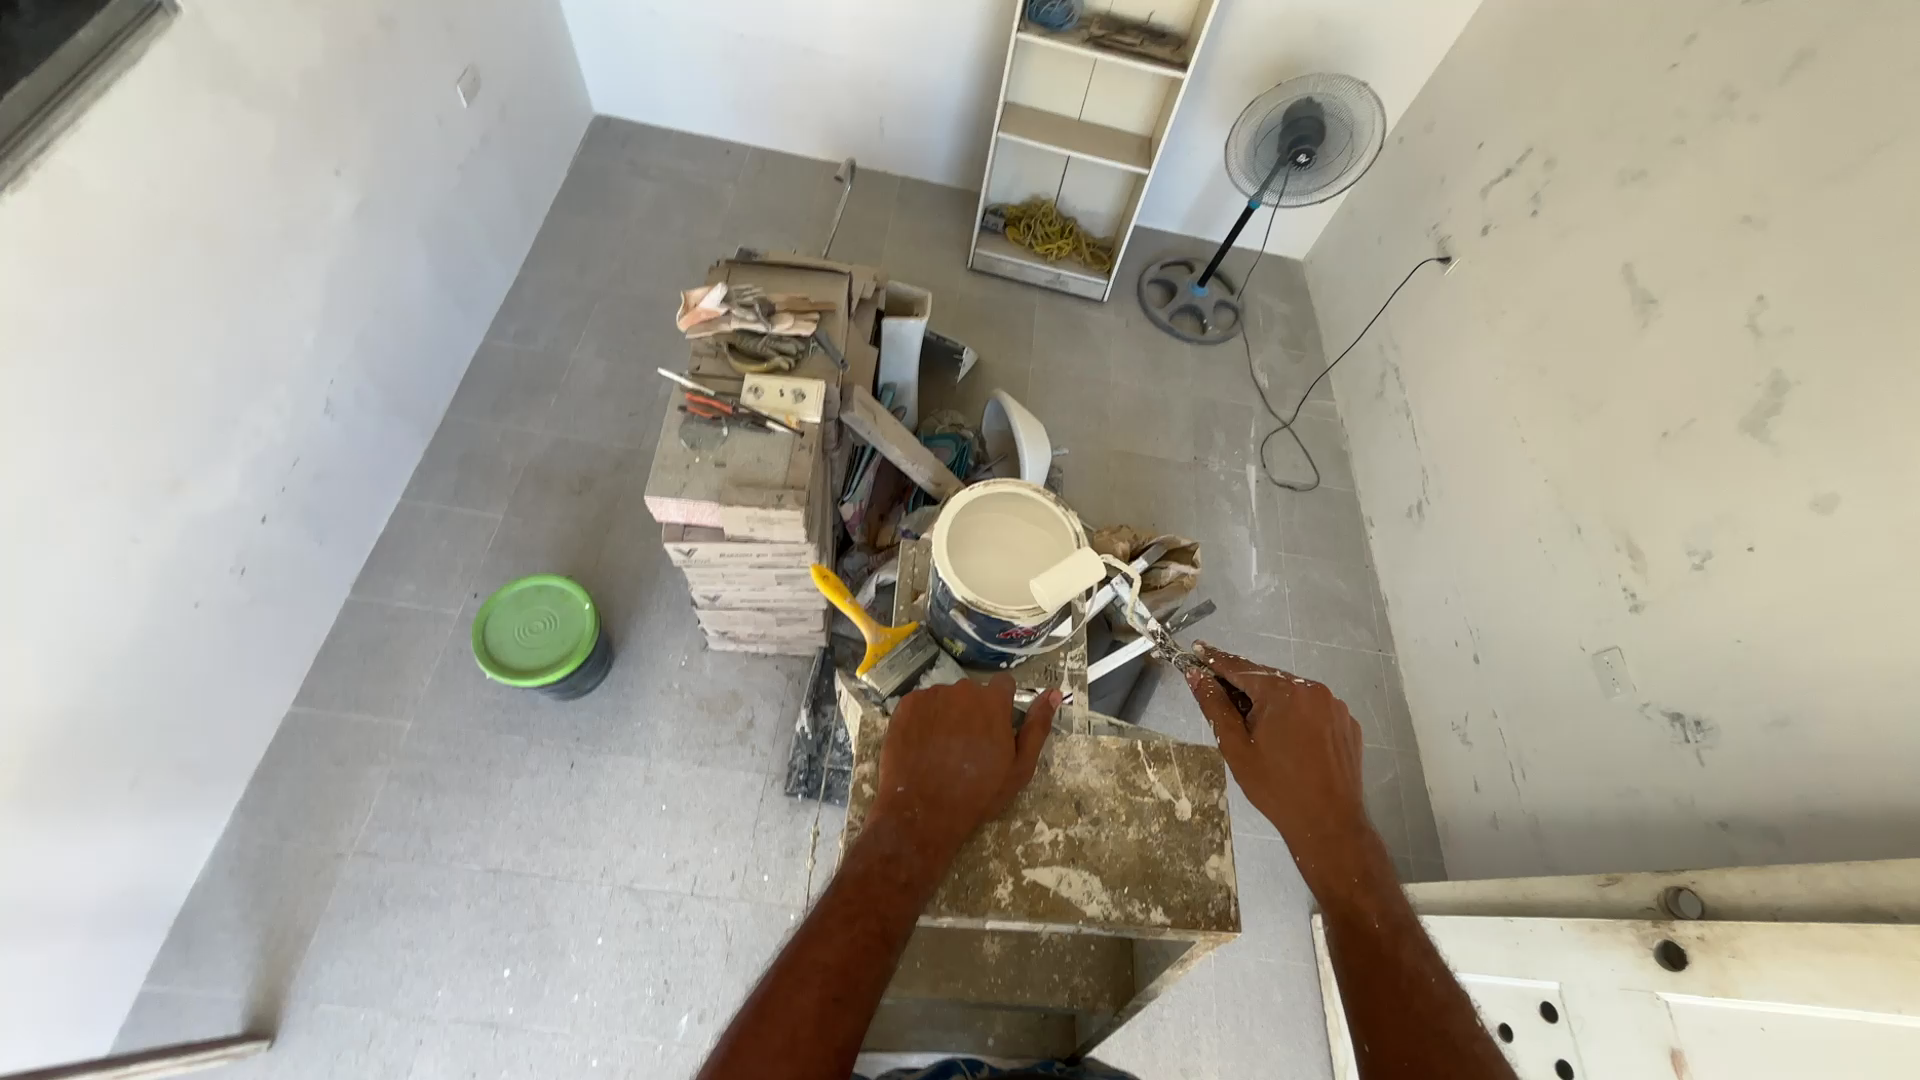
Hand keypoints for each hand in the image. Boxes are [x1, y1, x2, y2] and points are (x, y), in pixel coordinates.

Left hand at [870, 674, 1058, 860]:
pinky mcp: (905, 706)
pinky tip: (923, 746)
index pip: (1004, 685)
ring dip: (948, 715)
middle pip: (973, 692)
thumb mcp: (1019, 766)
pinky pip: (921, 705)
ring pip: (946, 698)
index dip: (1002, 706)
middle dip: (974, 711)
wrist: (924, 811)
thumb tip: (1055, 693)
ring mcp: (930, 696)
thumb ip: (1038, 726)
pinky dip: (923, 720)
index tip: (996, 728)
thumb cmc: (978, 792)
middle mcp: (961, 689)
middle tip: (969, 746)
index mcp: (992, 701)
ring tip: (943, 749)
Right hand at [1184, 643, 1383, 893]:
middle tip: (1220, 696)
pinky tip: (1287, 739)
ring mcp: (1335, 706)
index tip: (1197, 649)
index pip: (1240, 668)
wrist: (1328, 824)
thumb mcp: (1235, 746)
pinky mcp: (1347, 723)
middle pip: (1268, 678)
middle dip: (1243, 685)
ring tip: (1255, 726)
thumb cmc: (1275, 787)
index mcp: (1283, 692)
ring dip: (1270, 700)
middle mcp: (1313, 689)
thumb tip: (1196, 676)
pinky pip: (1313, 708)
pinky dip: (1295, 714)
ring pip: (1291, 693)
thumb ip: (1215, 706)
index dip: (1215, 659)